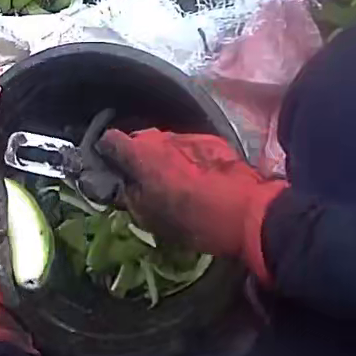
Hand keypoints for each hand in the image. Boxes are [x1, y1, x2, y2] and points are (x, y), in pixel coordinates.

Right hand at [97, 129, 286, 283]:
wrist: (249, 213)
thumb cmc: (192, 219)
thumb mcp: (149, 217)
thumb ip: (128, 196)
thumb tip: (120, 186)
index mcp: (139, 154)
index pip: (109, 139)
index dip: (105, 153)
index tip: (109, 168)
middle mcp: (160, 138)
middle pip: (138, 142)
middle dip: (137, 159)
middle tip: (143, 184)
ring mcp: (188, 136)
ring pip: (165, 146)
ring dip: (163, 160)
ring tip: (173, 184)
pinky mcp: (212, 142)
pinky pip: (188, 149)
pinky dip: (186, 161)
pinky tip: (197, 181)